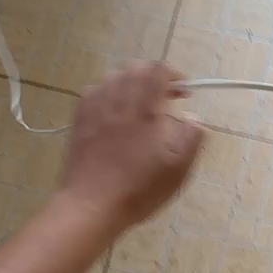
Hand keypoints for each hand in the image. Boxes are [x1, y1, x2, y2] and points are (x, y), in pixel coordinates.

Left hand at [60, 62, 204, 231]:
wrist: (92, 205)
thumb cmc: (139, 188)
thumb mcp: (178, 168)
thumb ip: (191, 137)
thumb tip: (192, 117)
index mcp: (145, 109)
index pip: (159, 70)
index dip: (174, 74)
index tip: (185, 92)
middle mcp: (118, 100)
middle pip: (135, 68)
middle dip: (154, 76)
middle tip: (165, 97)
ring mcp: (95, 109)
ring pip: (113, 76)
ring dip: (131, 82)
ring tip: (140, 102)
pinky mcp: (80, 120)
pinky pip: (94, 91)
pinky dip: (108, 92)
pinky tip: (113, 109)